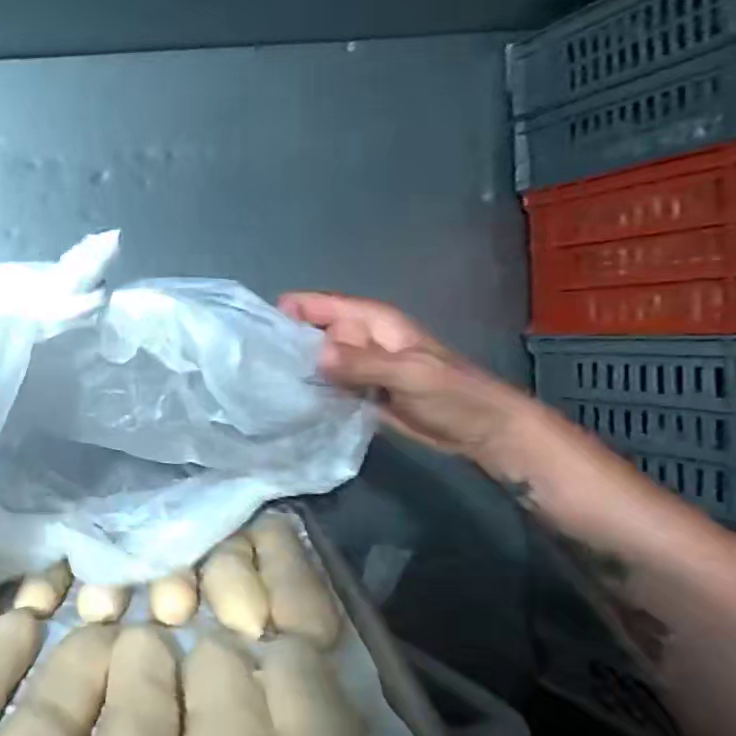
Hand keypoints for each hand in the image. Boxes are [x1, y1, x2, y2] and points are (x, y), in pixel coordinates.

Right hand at [277, 292, 534, 461]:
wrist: (482, 430)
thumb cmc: (453, 393)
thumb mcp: (410, 373)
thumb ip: (362, 363)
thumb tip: (313, 355)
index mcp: (373, 321)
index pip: (323, 305)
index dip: (292, 309)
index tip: (258, 325)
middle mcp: (360, 339)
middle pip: (312, 331)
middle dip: (286, 342)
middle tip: (253, 361)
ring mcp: (358, 366)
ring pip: (315, 359)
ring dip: (295, 368)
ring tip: (261, 380)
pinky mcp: (357, 391)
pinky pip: (325, 383)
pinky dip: (308, 389)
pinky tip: (285, 399)